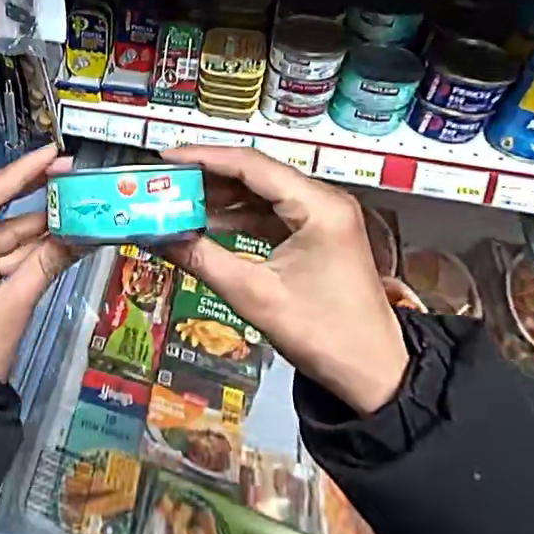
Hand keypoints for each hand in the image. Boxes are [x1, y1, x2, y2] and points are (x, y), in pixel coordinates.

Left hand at [0, 146, 82, 380]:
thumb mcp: (9, 312)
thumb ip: (44, 267)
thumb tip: (82, 235)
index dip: (21, 173)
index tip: (52, 153)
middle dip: (35, 192)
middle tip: (73, 171)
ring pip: (8, 234)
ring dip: (42, 224)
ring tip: (81, 203)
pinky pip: (9, 255)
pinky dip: (36, 249)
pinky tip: (66, 235)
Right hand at [157, 146, 408, 413]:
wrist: (376, 376)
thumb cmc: (325, 335)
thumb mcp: (254, 296)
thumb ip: (202, 260)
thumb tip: (157, 237)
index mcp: (318, 206)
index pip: (251, 164)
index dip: (203, 157)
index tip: (165, 158)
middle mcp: (322, 200)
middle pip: (255, 173)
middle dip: (207, 176)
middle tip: (165, 180)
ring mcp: (321, 216)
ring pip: (260, 192)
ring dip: (220, 197)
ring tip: (178, 200)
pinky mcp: (317, 233)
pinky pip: (269, 212)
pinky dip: (237, 217)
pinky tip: (206, 224)